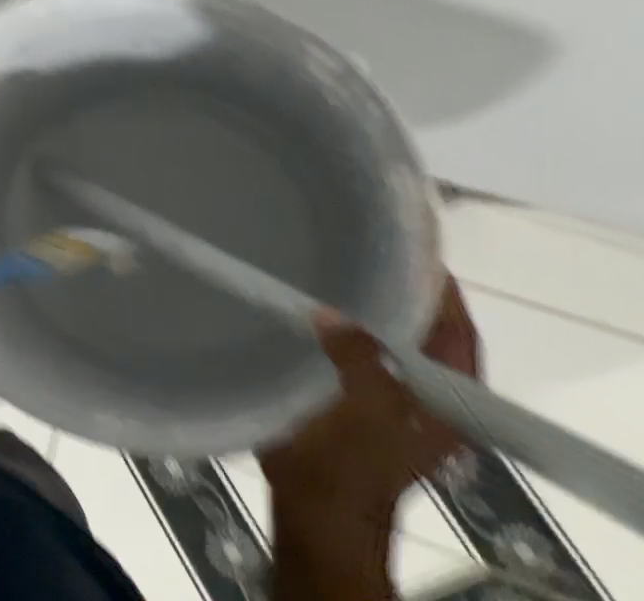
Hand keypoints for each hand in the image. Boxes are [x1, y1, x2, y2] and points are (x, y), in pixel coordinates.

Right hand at [259, 276, 482, 526]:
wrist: (316, 510)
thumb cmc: (349, 463)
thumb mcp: (364, 408)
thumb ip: (360, 358)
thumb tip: (333, 314)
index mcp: (450, 402)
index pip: (456, 334)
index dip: (441, 293)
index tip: (413, 251)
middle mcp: (428, 400)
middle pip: (423, 338)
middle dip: (400, 299)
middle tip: (362, 254)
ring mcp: (390, 405)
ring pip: (385, 348)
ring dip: (365, 318)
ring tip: (330, 277)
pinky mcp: (354, 409)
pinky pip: (352, 361)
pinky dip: (337, 338)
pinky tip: (306, 318)